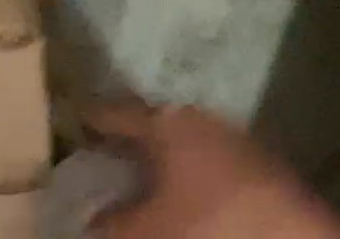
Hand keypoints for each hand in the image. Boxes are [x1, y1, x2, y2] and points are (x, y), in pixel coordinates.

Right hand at [85, 101, 339, 238]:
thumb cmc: (211, 229)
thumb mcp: (147, 233)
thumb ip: (112, 226)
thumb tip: (90, 221)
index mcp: (168, 122)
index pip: (117, 113)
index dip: (92, 119)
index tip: (72, 116)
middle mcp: (203, 121)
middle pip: (154, 127)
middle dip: (130, 144)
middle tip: (103, 156)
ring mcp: (239, 143)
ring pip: (187, 147)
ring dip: (164, 164)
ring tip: (143, 184)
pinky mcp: (267, 173)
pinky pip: (214, 167)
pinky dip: (193, 178)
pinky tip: (187, 201)